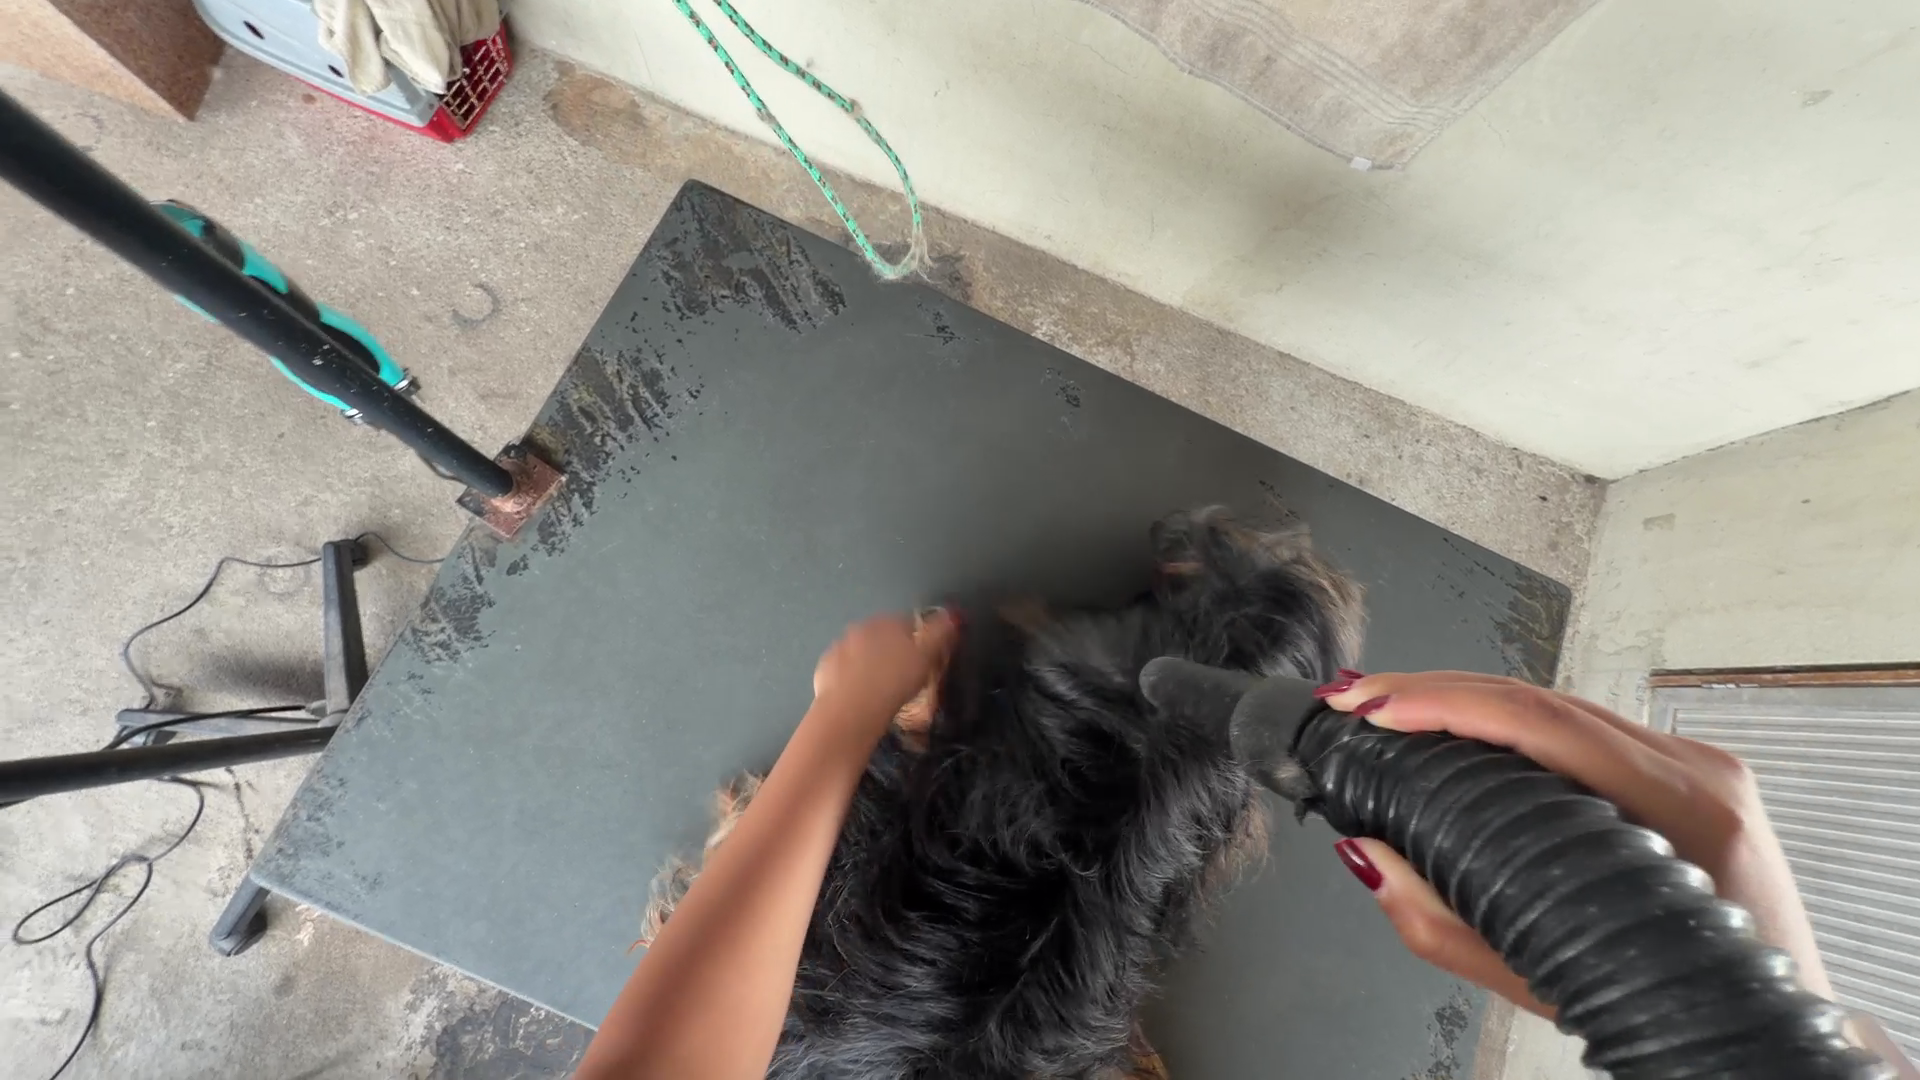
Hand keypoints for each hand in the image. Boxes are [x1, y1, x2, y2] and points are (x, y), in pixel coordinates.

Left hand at [810, 610, 957, 734]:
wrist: (851, 710)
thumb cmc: (894, 682)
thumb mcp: (927, 657)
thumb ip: (941, 633)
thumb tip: (952, 615)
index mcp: (887, 621)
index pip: (910, 623)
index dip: (920, 641)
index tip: (924, 661)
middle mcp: (861, 627)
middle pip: (883, 636)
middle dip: (893, 651)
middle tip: (904, 677)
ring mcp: (839, 647)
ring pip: (862, 652)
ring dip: (871, 664)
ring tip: (881, 690)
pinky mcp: (824, 668)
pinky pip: (844, 670)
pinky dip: (852, 678)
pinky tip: (861, 696)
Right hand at [1320, 671, 1829, 1016]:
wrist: (1772, 1024)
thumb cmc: (1676, 1002)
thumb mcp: (1550, 979)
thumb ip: (1443, 927)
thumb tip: (1363, 855)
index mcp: (1682, 813)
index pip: (1541, 724)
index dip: (1445, 704)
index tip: (1374, 711)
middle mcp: (1691, 770)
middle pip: (1532, 696)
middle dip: (1425, 689)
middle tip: (1352, 700)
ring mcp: (1684, 758)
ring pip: (1542, 696)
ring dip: (1449, 693)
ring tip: (1377, 701)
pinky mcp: (1666, 759)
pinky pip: (1558, 715)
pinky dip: (1485, 708)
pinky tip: (1436, 710)